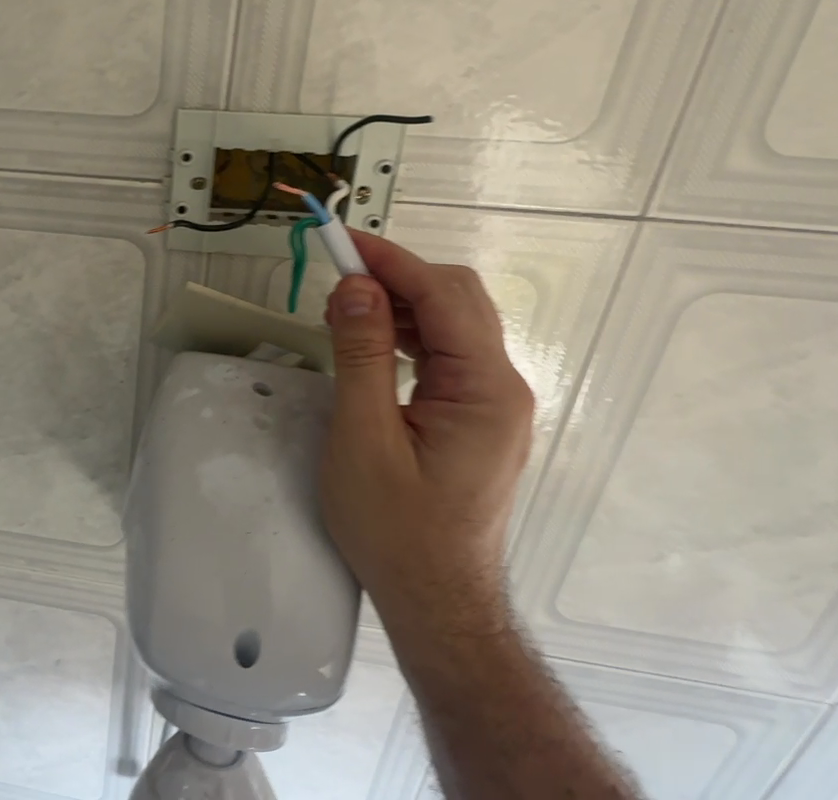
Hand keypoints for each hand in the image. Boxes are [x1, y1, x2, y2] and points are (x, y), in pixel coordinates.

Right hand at [317, 231, 534, 635]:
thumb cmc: (395, 528)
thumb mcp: (364, 438)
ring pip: (451, 324)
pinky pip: (445, 354)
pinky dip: (406, 335)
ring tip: (343, 309)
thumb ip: (361, 356)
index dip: (390, 260)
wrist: (435, 599)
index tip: (339, 239)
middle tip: (336, 278)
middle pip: (456, 300)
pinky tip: (369, 341)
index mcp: (485, 389)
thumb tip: (356, 287)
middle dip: (396, 277)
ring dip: (399, 304)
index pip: (441, 296)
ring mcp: (493, 403)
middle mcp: (501, 386)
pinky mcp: (477, 417)